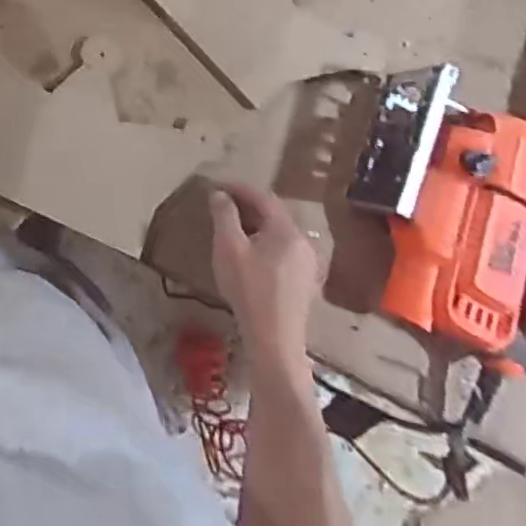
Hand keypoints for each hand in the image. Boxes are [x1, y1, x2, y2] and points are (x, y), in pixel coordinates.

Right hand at [210, 183, 322, 369]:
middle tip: (222, 204)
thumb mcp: (228, 247)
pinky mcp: (304, 282)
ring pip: (279, 233)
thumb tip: (220, 194)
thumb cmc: (249, 289)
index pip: (263, 197)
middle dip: (247, 206)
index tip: (218, 185)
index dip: (239, 188)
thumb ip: (224, 215)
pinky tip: (249, 253)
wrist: (275, 340)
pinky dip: (264, 242)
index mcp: (287, 230)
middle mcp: (303, 242)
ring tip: (232, 227)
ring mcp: (308, 264)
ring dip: (256, 225)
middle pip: (274, 215)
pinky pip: (283, 250)